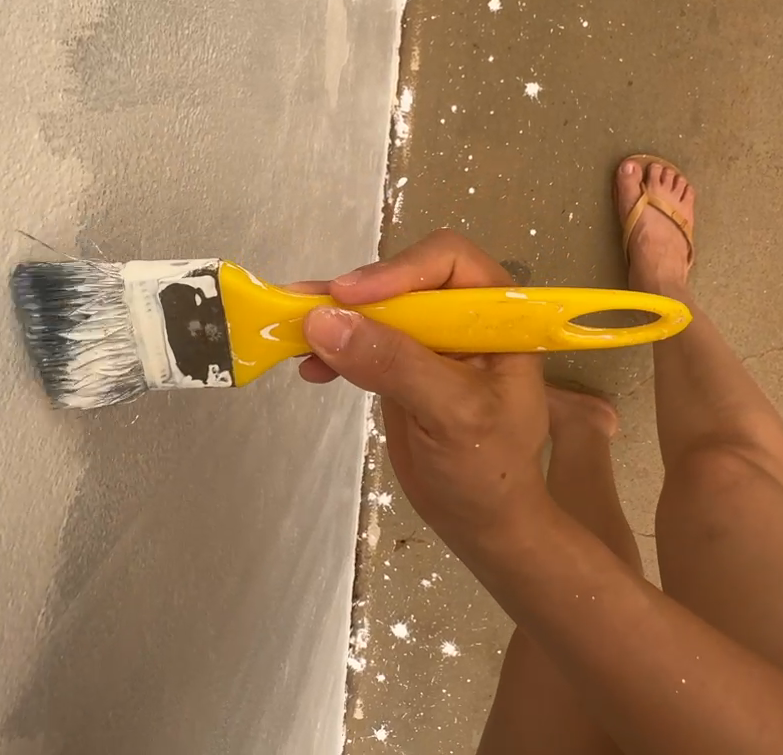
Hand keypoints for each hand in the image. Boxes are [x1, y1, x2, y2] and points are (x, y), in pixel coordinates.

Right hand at [293, 231, 552, 550]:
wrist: (482, 522)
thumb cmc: (489, 470)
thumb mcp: (452, 414)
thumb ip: (395, 363)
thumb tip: (323, 321)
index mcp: (494, 313)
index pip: (447, 260)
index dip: (397, 269)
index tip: (347, 296)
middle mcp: (461, 315)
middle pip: (402, 279)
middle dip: (353, 294)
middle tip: (302, 306)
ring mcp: (428, 339)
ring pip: (375, 308)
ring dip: (332, 318)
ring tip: (288, 331)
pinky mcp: (399, 364)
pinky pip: (361, 341)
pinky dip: (332, 349)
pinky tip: (311, 369)